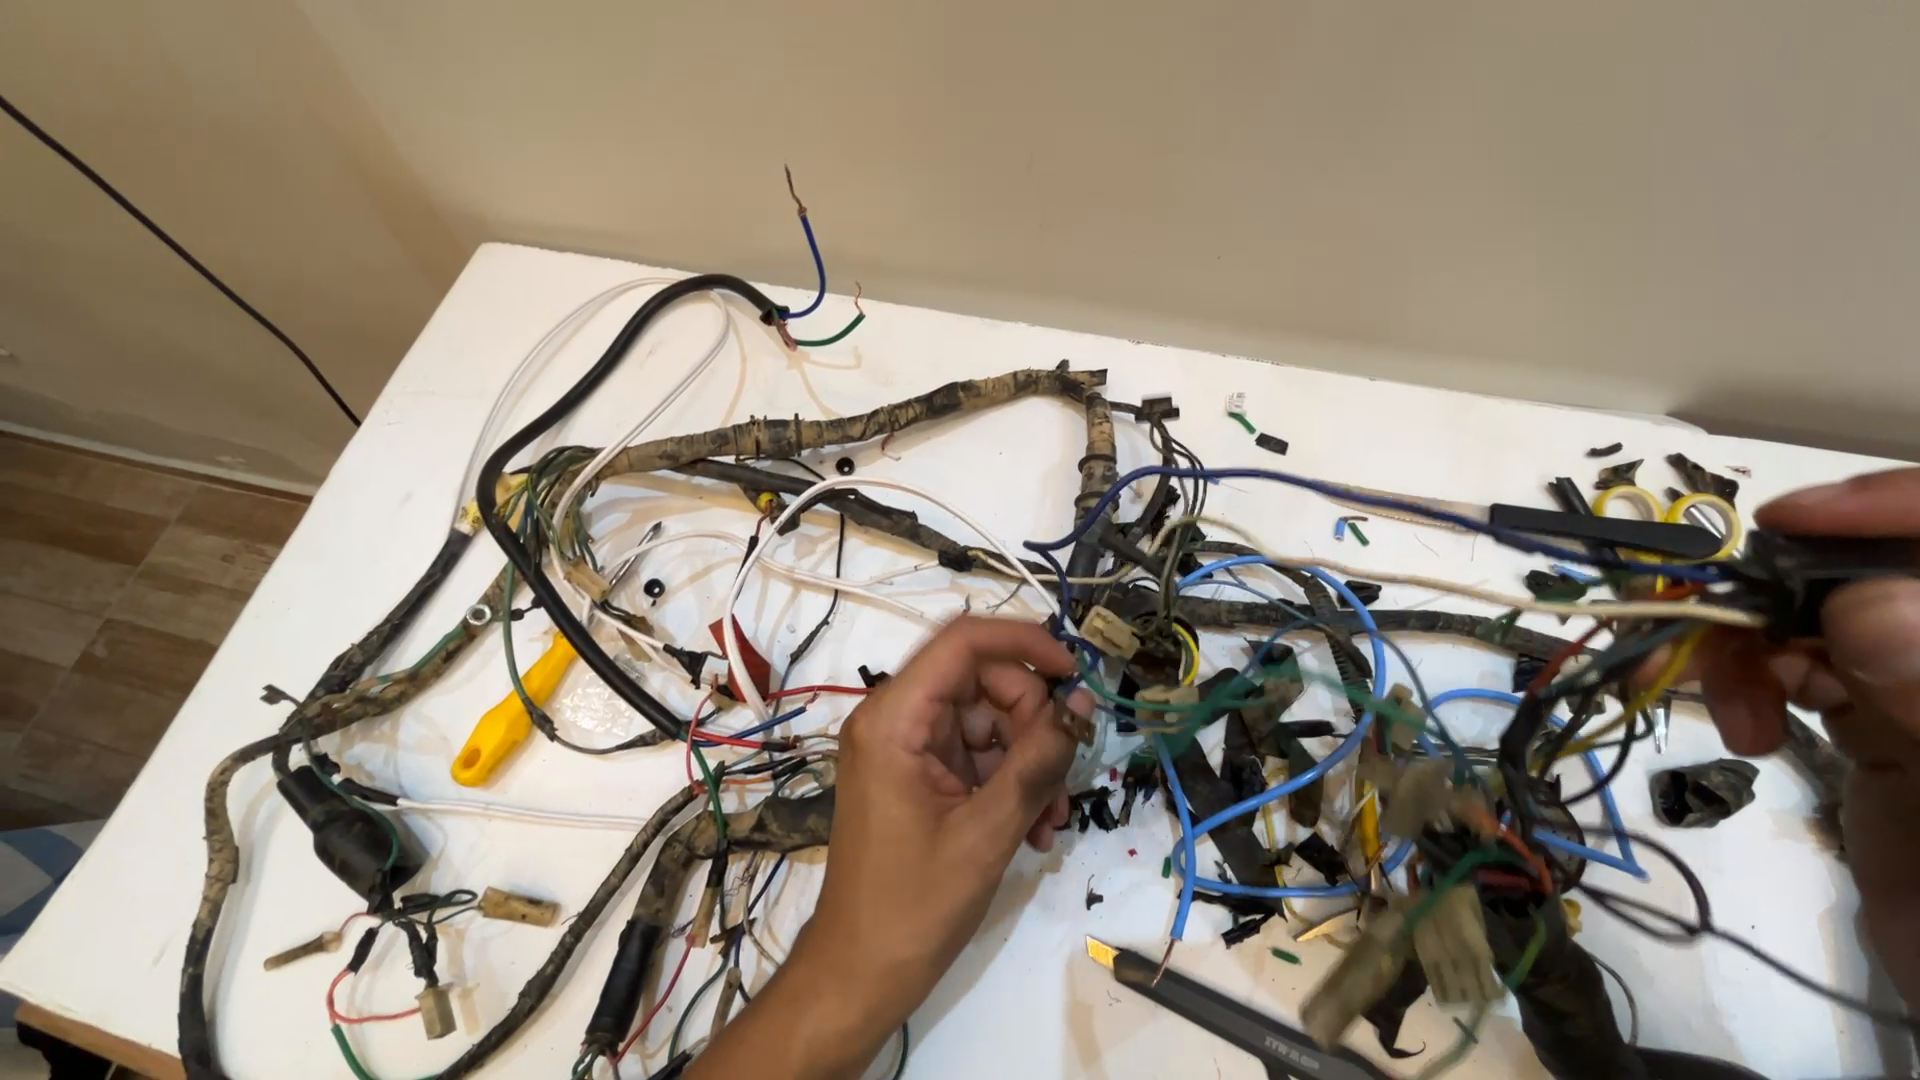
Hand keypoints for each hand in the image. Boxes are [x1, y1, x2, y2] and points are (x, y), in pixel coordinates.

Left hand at [687, 616, 1089, 1079]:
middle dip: (1033, 723)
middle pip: (983, 683)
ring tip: (1051, 820)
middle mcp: (896, 719)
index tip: (1073, 672)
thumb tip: (1082, 705)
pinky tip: (1034, 830)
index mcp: (895, 718)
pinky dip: (1010, 783)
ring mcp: (907, 747)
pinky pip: (977, 756)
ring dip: (1029, 761)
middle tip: (1062, 778)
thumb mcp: (989, 830)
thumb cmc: (914, 905)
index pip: (963, 641)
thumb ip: (1038, 760)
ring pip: (988, 721)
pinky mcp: (919, 774)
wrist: (861, 973)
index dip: (1024, 643)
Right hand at [1682, 468, 1919, 1007]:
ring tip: (1726, 715)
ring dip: (1743, 650)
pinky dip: (1747, 686)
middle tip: (1701, 629)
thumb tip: (1865, 599)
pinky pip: (1796, 672)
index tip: (1782, 524)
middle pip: (1866, 575)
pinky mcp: (1881, 724)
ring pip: (1815, 620)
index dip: (1886, 507)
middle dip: (1774, 595)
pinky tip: (1743, 730)